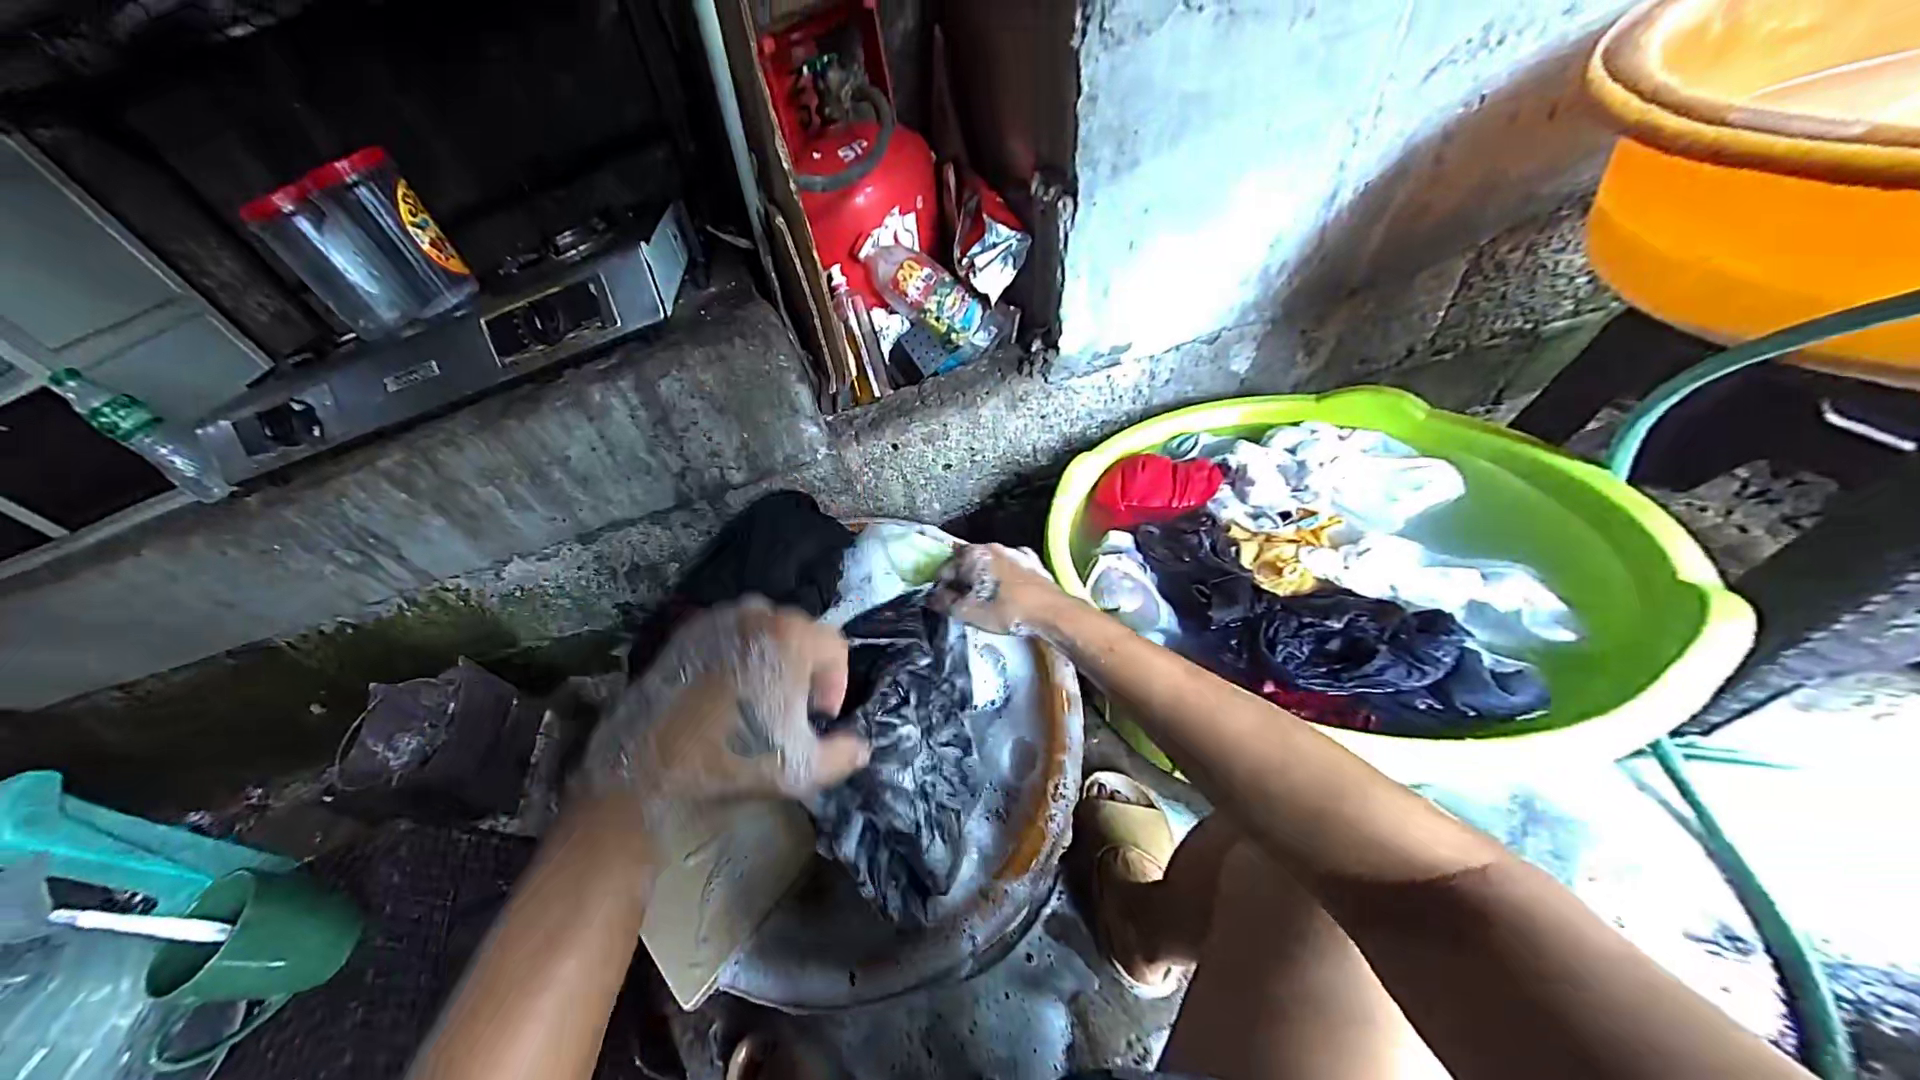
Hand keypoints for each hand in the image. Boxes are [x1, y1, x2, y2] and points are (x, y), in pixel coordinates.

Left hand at [579, 598, 870, 819]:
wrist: (649, 768)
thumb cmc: (735, 761)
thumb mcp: (805, 770)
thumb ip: (845, 754)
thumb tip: (861, 747)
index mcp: (793, 637)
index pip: (835, 647)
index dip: (835, 683)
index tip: (820, 717)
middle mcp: (758, 615)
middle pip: (800, 633)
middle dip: (805, 667)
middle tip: (793, 708)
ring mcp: (718, 620)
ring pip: (764, 630)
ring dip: (772, 656)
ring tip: (761, 697)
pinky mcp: (686, 632)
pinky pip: (729, 635)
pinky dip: (738, 654)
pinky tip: (726, 693)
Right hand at [929, 543, 1071, 636]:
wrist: (1051, 611)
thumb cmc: (1006, 610)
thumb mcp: (969, 612)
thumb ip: (946, 603)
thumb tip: (932, 597)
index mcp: (973, 554)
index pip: (946, 567)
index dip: (941, 585)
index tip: (943, 600)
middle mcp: (993, 547)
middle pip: (968, 562)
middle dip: (962, 579)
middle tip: (961, 600)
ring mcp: (1015, 552)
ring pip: (990, 563)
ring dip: (983, 577)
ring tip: (984, 597)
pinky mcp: (1032, 562)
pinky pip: (1010, 568)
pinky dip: (1004, 577)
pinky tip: (1006, 591)